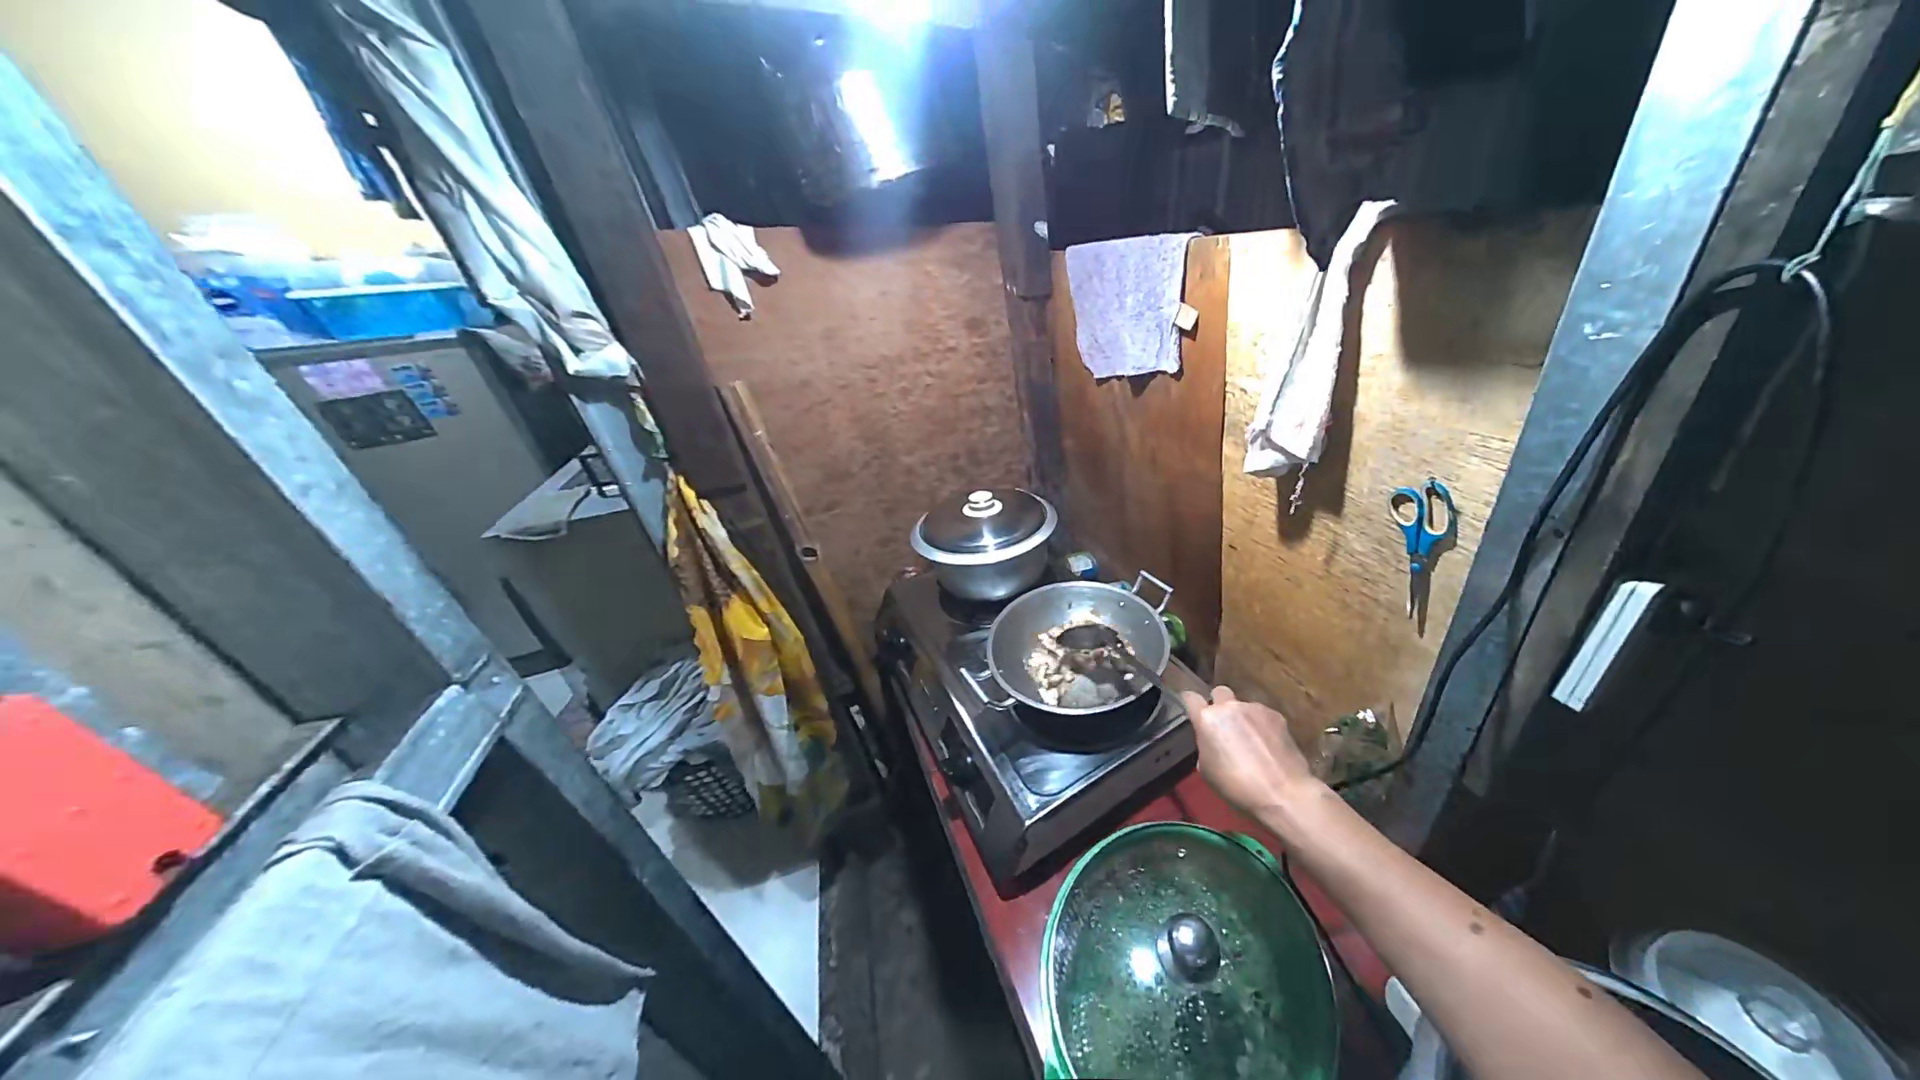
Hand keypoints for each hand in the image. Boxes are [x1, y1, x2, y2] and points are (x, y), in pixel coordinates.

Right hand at [1178, 686, 1319, 819]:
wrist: (1283, 794)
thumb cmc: (1237, 787)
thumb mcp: (1207, 770)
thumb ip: (1205, 745)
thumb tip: (1212, 741)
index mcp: (1207, 719)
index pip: (1189, 697)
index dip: (1190, 704)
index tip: (1193, 713)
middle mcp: (1230, 707)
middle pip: (1219, 692)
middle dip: (1219, 705)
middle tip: (1224, 726)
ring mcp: (1255, 709)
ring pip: (1243, 706)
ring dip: (1243, 718)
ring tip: (1253, 742)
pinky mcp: (1277, 716)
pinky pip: (1263, 716)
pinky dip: (1263, 726)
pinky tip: (1269, 746)